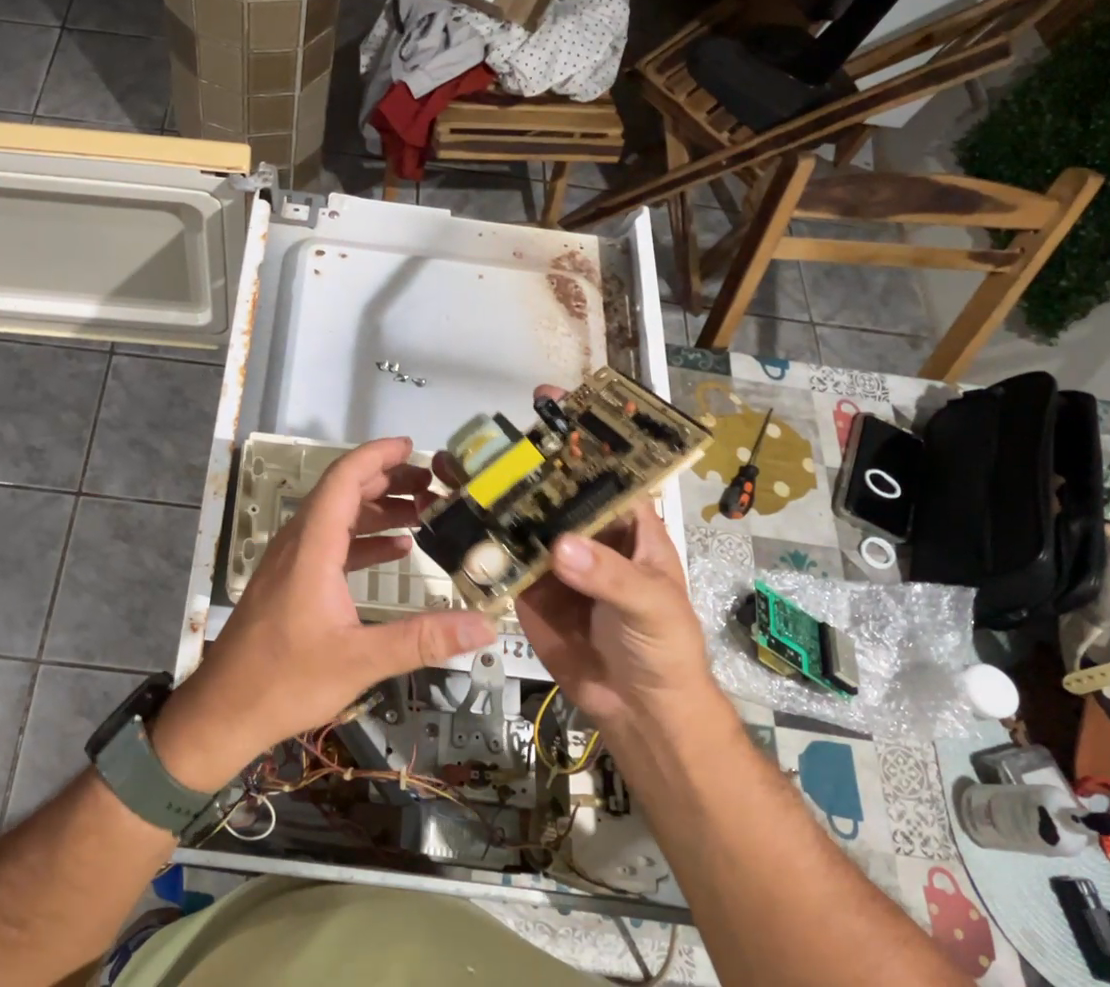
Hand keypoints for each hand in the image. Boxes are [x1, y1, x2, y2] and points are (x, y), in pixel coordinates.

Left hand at [155, 438, 496, 789]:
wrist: (224, 709)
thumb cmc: (286, 681)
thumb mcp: (360, 661)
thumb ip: (422, 640)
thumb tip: (483, 627)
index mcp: (311, 549)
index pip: (343, 480)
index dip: (377, 456)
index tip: (412, 447)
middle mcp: (297, 545)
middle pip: (341, 493)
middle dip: (387, 480)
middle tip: (433, 484)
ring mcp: (290, 564)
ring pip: (335, 519)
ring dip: (376, 510)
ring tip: (423, 512)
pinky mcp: (289, 584)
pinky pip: (329, 546)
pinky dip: (362, 541)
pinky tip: (396, 551)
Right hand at [438, 386, 713, 731]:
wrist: (638, 710)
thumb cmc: (664, 648)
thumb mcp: (651, 606)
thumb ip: (611, 576)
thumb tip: (560, 547)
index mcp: (626, 525)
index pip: (601, 469)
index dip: (575, 433)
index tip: (544, 400)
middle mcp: (585, 534)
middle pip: (547, 489)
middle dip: (514, 462)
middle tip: (476, 439)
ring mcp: (552, 562)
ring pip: (516, 521)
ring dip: (485, 496)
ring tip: (448, 469)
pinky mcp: (526, 592)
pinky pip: (498, 562)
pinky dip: (473, 544)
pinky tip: (446, 522)